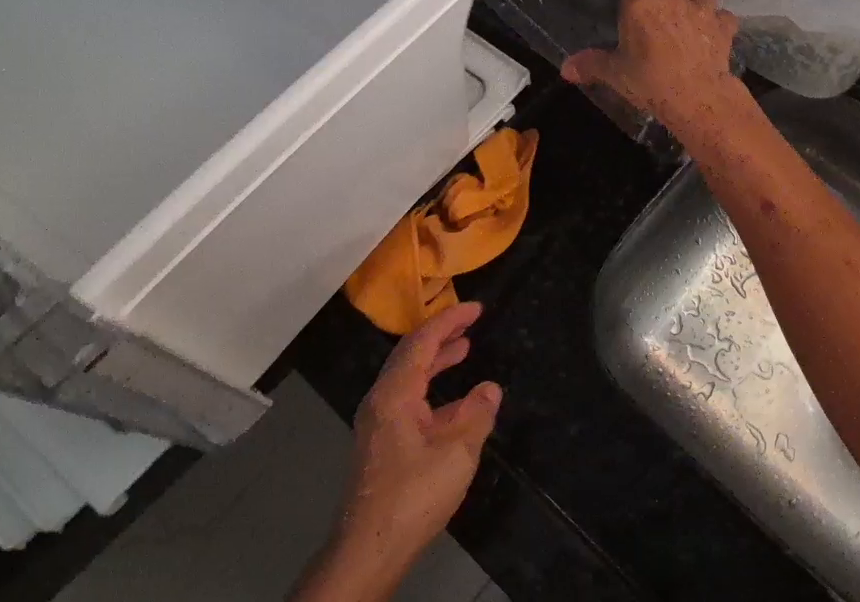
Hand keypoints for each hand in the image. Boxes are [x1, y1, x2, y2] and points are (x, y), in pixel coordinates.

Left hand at [305, 302, 499, 600]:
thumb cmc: (412, 495)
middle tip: (470, 322)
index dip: (449, 321)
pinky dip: (434, 392)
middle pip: (409, 357)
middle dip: (440, 337)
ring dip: (436, 363)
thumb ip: (476, 415)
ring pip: (409, 381)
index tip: (476, 308)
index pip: (421, 343)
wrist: (369, 549)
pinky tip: (457, 404)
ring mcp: (378, 426)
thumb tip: (489, 389)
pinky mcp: (382, 447)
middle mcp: (380, 403)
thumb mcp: (457, 452)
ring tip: (464, 350)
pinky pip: (410, 403)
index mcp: (393, 395)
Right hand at [562, 0, 742, 134]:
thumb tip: (565, 68)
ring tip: (694, 14)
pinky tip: (716, 32)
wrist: (696, 95)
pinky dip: (720, 21)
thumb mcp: (616, 75)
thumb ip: (592, 65)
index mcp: (639, 6)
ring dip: (698, 0)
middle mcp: (671, 0)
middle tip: (670, 0)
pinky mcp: (723, 27)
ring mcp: (701, 11)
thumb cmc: (649, 81)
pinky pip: (724, 15)